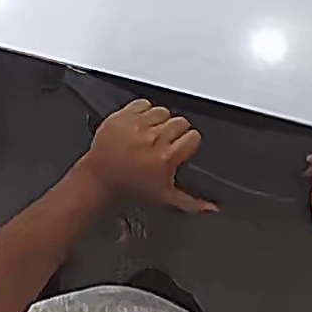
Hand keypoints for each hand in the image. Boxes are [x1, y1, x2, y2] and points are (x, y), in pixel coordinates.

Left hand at [76, 99, 217, 212]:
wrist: (99, 179)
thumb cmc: (129, 188)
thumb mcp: (164, 198)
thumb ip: (192, 202)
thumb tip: (213, 209)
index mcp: (166, 158)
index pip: (193, 136)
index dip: (188, 142)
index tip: (181, 147)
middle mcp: (153, 140)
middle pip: (180, 121)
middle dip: (175, 131)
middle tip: (164, 143)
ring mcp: (137, 126)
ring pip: (163, 111)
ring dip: (159, 121)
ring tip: (150, 134)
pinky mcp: (123, 116)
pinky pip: (143, 103)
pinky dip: (143, 111)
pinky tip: (139, 125)